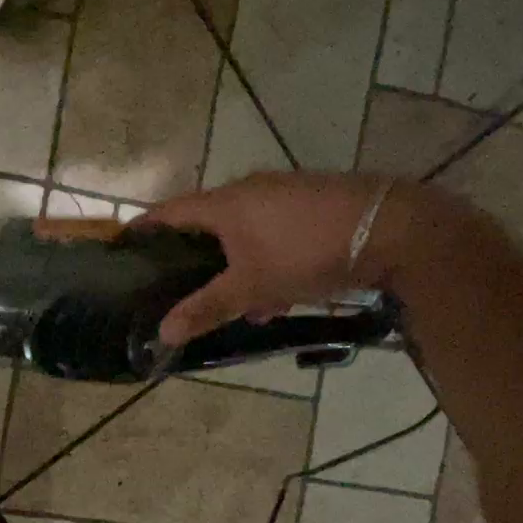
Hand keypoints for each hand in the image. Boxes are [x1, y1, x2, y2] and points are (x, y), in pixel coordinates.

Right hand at [137, 172, 424, 345]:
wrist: (397, 229)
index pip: (170, 211)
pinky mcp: (316, 202)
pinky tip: (278, 292)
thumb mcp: (251, 287)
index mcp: (225, 203)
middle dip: (196, 253)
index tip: (125, 244)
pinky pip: (274, 230)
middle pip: (208, 219)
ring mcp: (287, 192)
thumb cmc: (307, 252)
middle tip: (180, 283)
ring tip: (237, 301)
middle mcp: (252, 188)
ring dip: (236, 263)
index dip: (145, 227)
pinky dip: (265, 257)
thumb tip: (162, 334)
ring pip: (245, 229)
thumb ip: (206, 308)